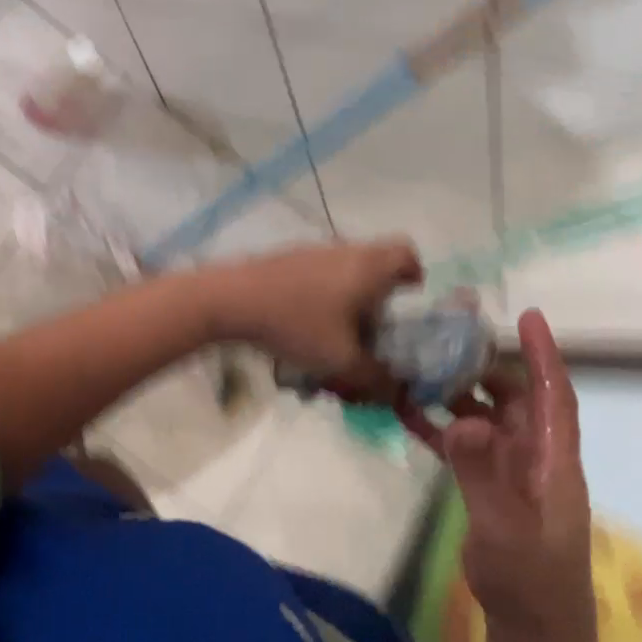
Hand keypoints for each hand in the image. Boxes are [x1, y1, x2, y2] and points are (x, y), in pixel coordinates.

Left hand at [197, 240, 422, 376]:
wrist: (227, 299)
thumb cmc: (295, 323)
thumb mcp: (342, 360)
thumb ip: (378, 379)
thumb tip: (398, 391)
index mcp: (367, 265)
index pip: (406, 253)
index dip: (413, 276)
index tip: (407, 303)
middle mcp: (341, 250)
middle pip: (372, 265)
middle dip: (376, 299)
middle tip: (371, 331)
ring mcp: (307, 252)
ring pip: (340, 273)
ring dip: (344, 302)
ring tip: (334, 338)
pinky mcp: (280, 261)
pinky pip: (312, 277)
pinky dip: (316, 299)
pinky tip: (300, 329)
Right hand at [401, 310, 600, 641]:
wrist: (531, 625)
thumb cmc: (529, 578)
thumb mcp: (505, 527)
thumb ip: (482, 473)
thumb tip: (463, 420)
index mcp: (553, 462)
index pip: (554, 397)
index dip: (545, 356)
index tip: (528, 316)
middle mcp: (535, 457)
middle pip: (515, 397)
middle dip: (484, 364)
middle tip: (443, 336)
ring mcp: (510, 471)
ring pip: (483, 415)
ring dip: (453, 392)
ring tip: (415, 366)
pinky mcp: (487, 484)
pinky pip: (460, 442)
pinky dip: (435, 424)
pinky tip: (403, 409)